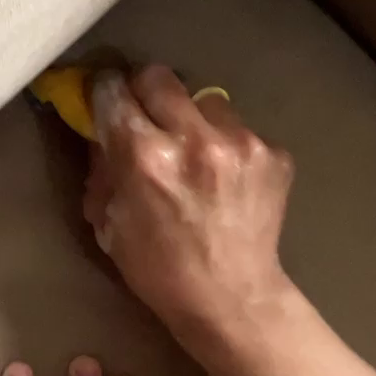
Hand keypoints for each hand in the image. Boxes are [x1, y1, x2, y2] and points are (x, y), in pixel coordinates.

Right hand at [82, 65, 295, 343]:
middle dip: (144, 92)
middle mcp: (193, 139)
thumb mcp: (108, 220)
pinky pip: (238, 128)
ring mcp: (241, 143)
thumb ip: (104, 167)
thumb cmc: (156, 268)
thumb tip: (102, 131)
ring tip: (193, 153)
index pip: (114, 92)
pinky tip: (224, 177)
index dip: (104, 93)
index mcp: (145, 158)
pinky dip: (225, 144)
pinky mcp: (273, 153)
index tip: (104, 99)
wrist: (231, 299)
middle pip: (158, 76)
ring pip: (204, 99)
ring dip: (191, 118)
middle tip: (145, 117)